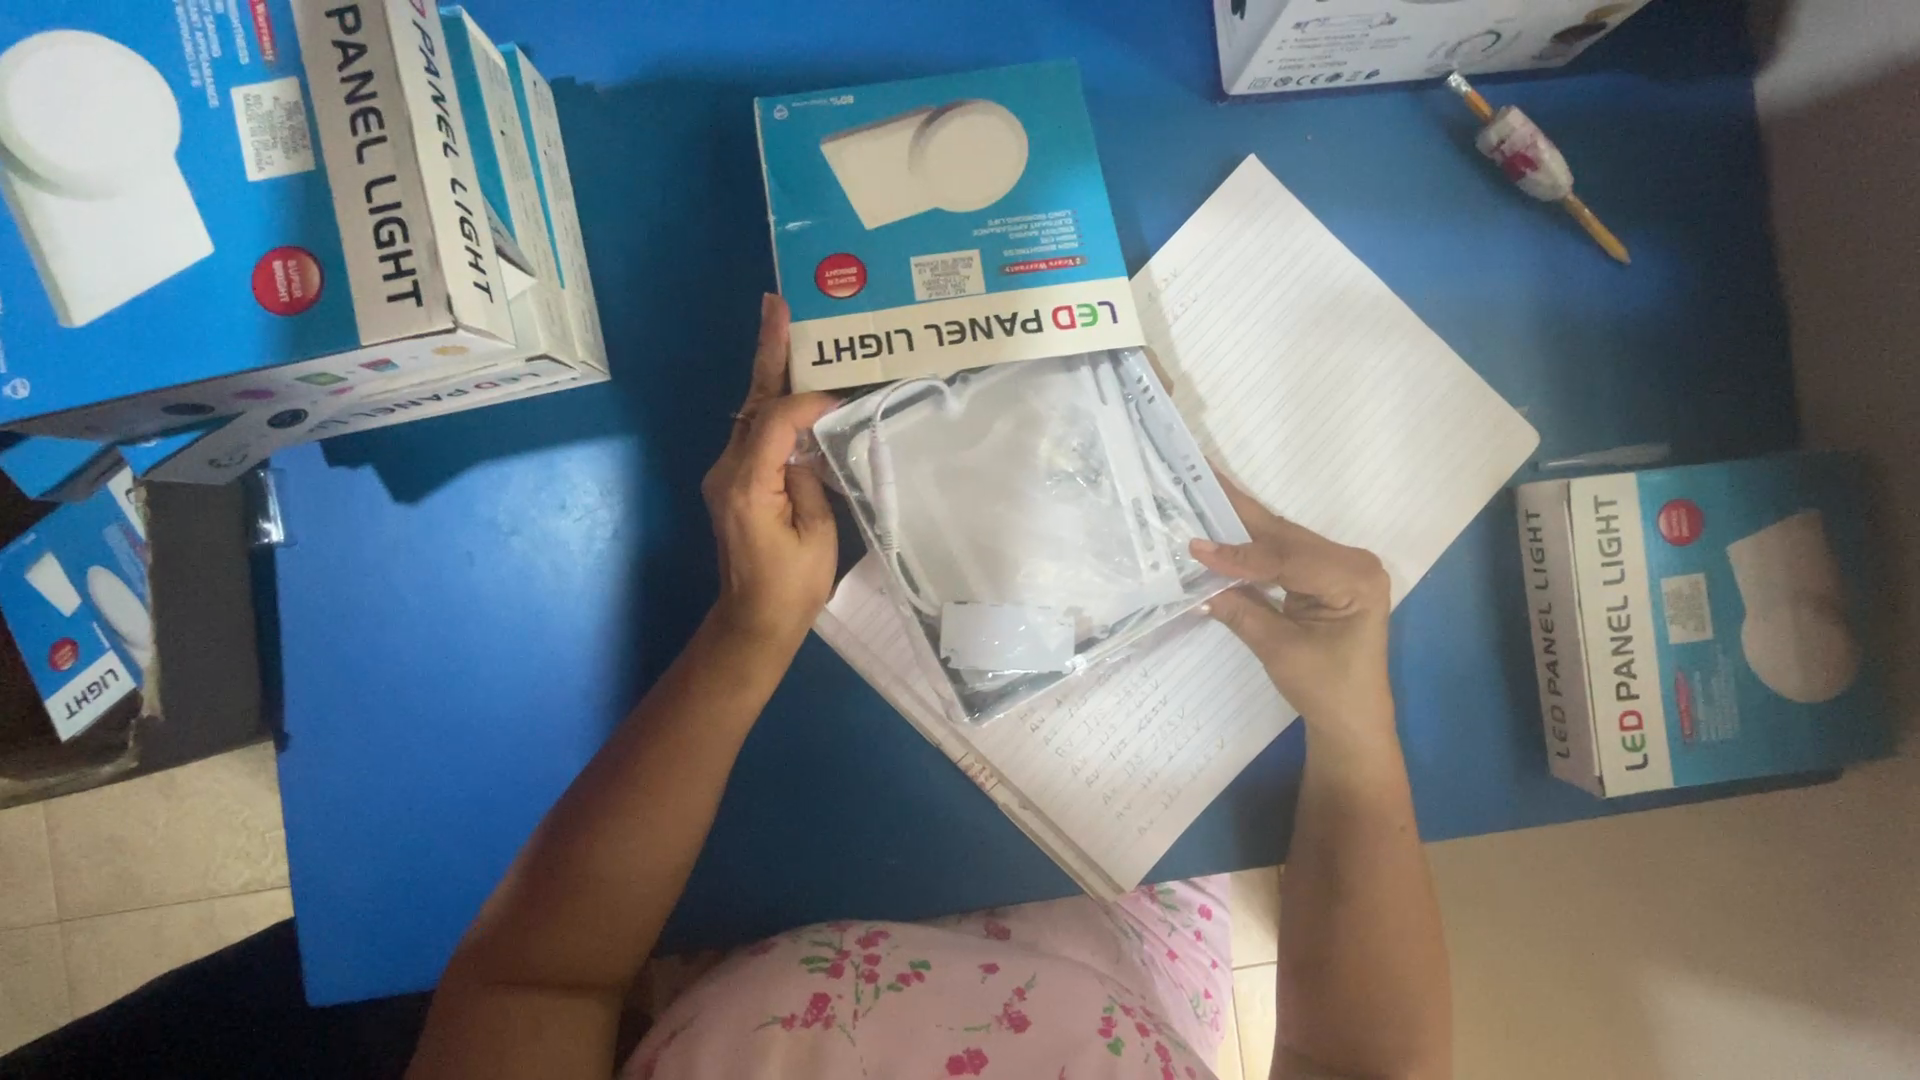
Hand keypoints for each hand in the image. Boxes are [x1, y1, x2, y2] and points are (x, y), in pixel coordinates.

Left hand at [701, 294, 837, 648]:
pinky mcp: (733, 482)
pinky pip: (754, 434)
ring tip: (786, 329)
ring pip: (750, 414)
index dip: (808, 400)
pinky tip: (792, 390)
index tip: (843, 396)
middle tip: (775, 304)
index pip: (775, 421)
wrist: (752, 621)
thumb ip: (809, 480)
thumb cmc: (791, 588)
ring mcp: (725, 475)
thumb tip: (807, 444)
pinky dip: (774, 408)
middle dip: (768, 353)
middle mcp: (727, 471)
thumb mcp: (817, 535)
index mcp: (749, 486)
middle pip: (751, 402)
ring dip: (771, 376)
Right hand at [1188, 473, 1393, 728]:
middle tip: (1202, 477)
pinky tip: (1224, 529)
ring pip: (1280, 540)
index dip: (1238, 554)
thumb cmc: (1326, 688)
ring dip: (1240, 525)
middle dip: (1239, 513)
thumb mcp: (1279, 650)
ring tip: (1205, 494)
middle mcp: (1351, 563)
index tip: (1195, 547)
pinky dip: (1251, 547)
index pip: (1285, 558)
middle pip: (1284, 536)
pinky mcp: (1322, 576)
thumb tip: (1199, 582)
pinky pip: (1282, 554)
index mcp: (1353, 578)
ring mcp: (1338, 567)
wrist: (1351, 720)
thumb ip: (1241, 610)